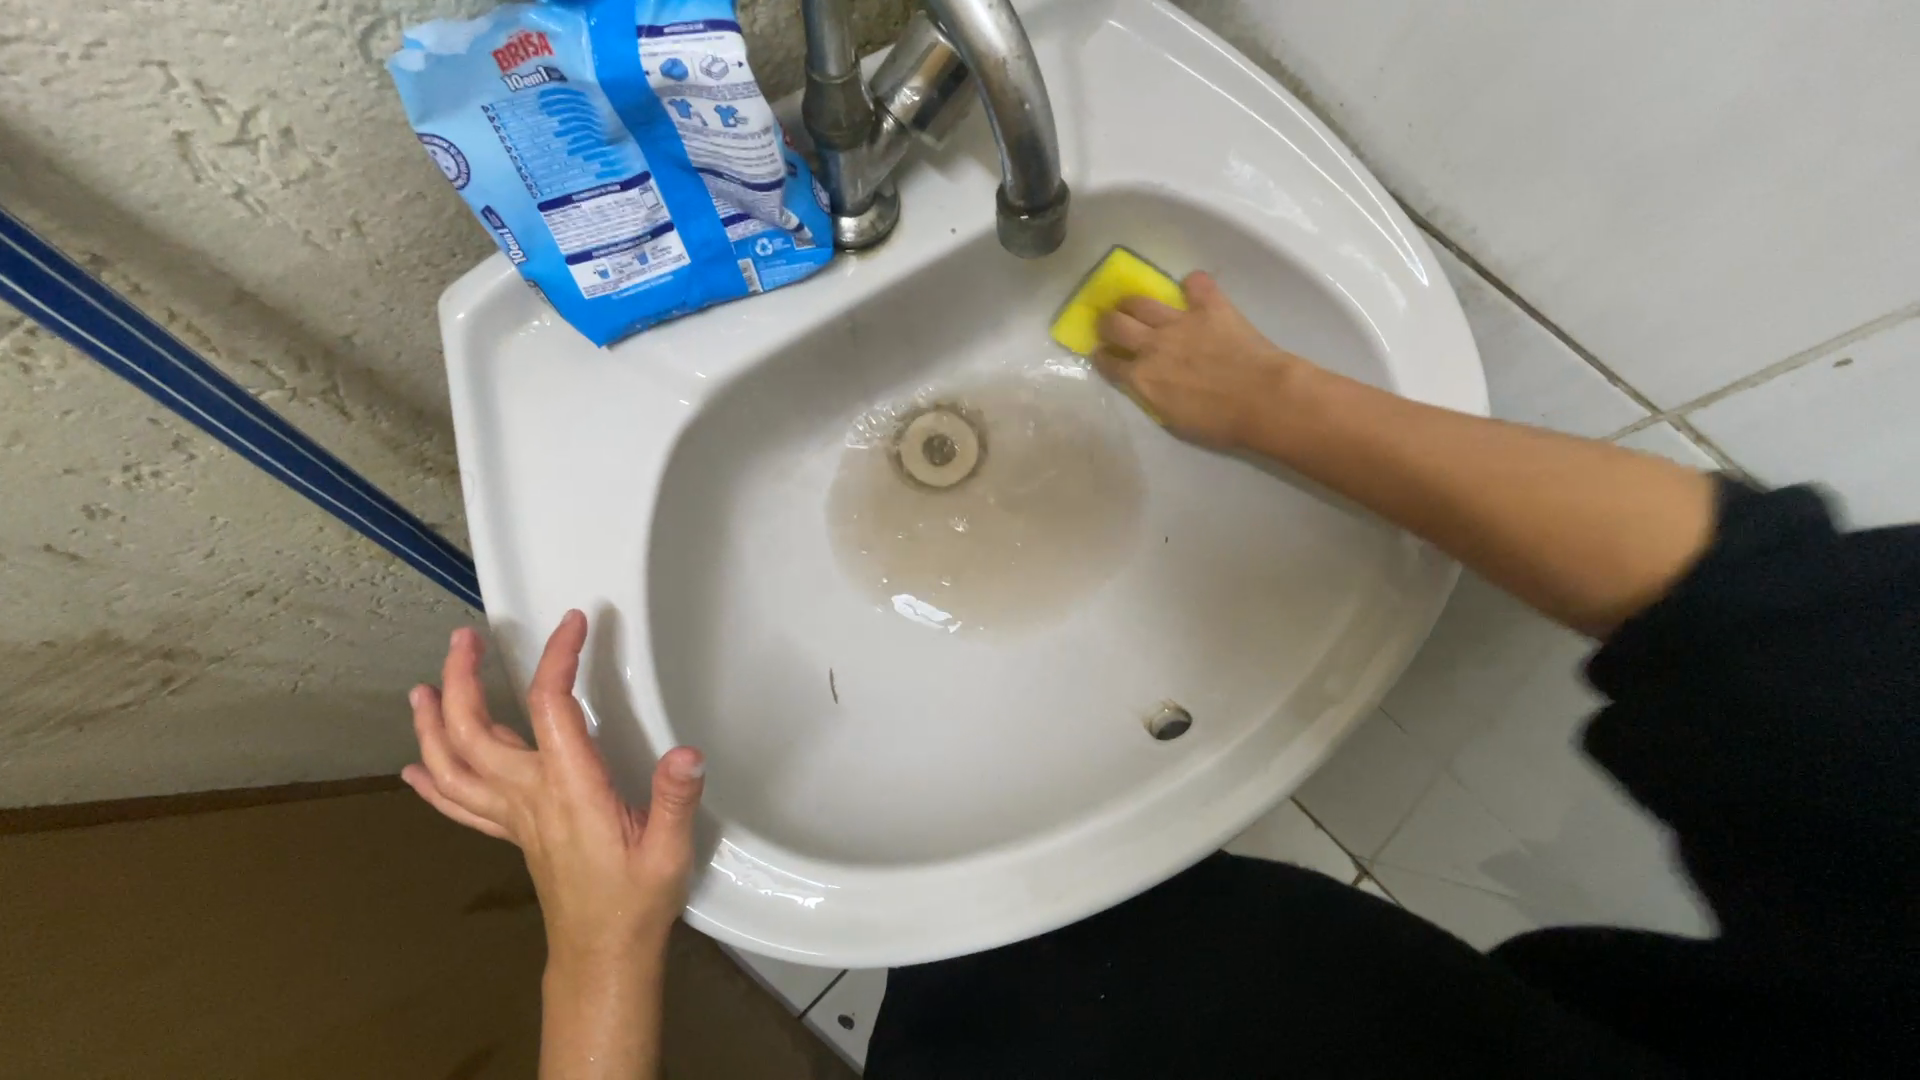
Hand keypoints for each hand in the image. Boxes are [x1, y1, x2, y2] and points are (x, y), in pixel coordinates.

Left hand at [402, 610, 705, 966]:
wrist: (603, 955)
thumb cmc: (637, 899)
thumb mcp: (669, 848)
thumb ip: (675, 798)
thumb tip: (688, 751)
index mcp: (570, 788)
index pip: (552, 708)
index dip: (558, 659)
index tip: (574, 621)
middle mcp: (530, 796)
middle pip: (476, 732)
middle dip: (463, 681)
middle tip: (465, 640)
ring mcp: (514, 817)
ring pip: (455, 764)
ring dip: (434, 723)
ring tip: (424, 687)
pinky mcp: (514, 834)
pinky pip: (459, 804)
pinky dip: (432, 781)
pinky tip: (415, 765)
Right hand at [1091, 271, 1306, 448]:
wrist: (1261, 399)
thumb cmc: (1219, 422)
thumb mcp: (1172, 419)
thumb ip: (1153, 396)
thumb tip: (1148, 384)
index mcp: (1141, 378)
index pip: (1108, 362)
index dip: (1102, 357)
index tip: (1103, 355)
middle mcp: (1152, 345)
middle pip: (1114, 324)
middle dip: (1107, 323)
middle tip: (1111, 324)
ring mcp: (1180, 322)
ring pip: (1141, 301)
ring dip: (1132, 302)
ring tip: (1134, 303)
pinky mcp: (1210, 306)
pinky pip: (1196, 284)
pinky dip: (1193, 284)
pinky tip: (1193, 287)